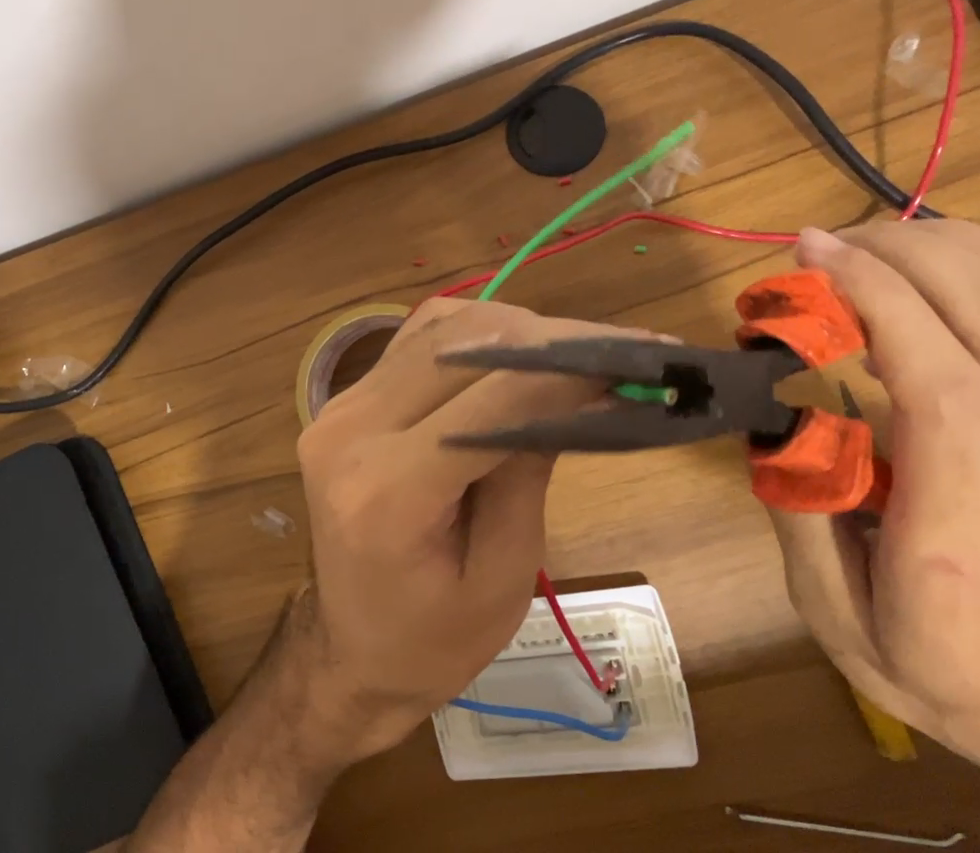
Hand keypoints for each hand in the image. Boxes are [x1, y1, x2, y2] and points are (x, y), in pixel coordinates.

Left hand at [127, 299, 655, 849]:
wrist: (354, 650)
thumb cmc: (436, 639)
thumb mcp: (504, 576)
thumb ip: (531, 473)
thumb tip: (582, 389)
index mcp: (387, 491)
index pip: (490, 400)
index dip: (570, 369)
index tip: (643, 355)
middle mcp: (350, 432)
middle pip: (463, 348)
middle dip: (551, 340)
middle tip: (624, 348)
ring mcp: (336, 409)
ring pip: (437, 331)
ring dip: (514, 329)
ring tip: (579, 353)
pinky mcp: (341, 404)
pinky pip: (413, 343)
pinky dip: (470, 334)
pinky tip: (516, 353)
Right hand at [779, 221, 979, 840]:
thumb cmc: (955, 678)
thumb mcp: (841, 625)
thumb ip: (800, 519)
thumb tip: (773, 421)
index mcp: (964, 535)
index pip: (943, 385)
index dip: (879, 300)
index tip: (813, 256)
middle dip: (914, 255)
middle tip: (835, 239)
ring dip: (971, 251)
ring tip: (888, 240)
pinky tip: (963, 266)